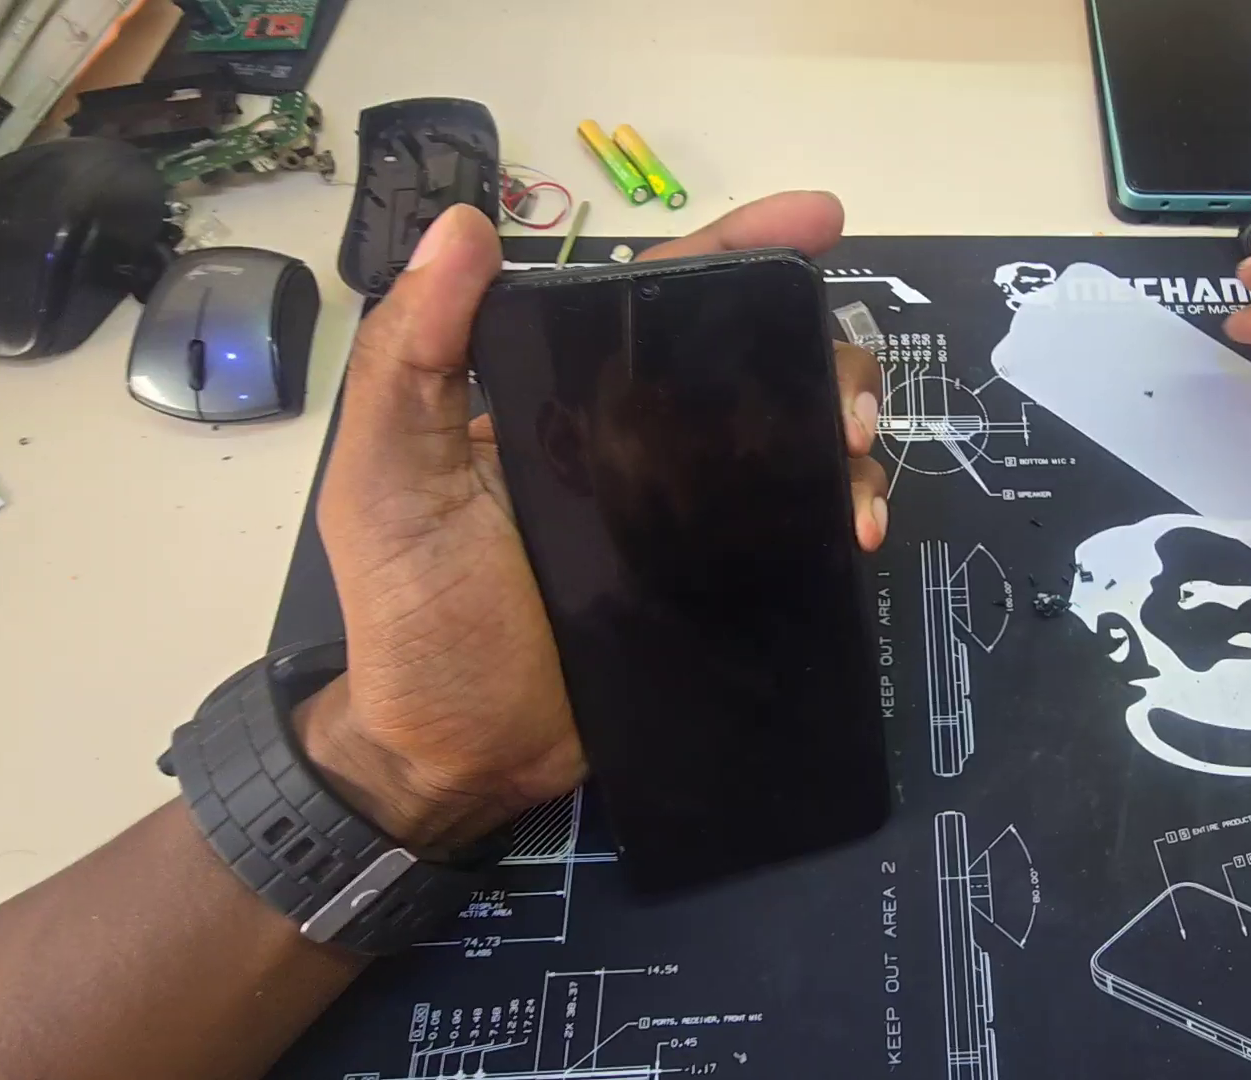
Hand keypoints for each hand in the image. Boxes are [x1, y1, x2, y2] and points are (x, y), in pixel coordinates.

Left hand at [306, 192, 886, 846]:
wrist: (463, 746)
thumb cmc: (422, 610)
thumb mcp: (391, 475)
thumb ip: (413, 355)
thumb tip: (461, 226)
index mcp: (585, 400)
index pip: (672, 301)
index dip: (748, 252)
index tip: (821, 220)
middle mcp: (656, 443)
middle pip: (764, 369)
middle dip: (827, 361)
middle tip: (849, 404)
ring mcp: (701, 513)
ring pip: (801, 444)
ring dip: (850, 440)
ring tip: (859, 464)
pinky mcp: (728, 576)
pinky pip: (803, 528)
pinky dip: (843, 513)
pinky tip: (858, 531)